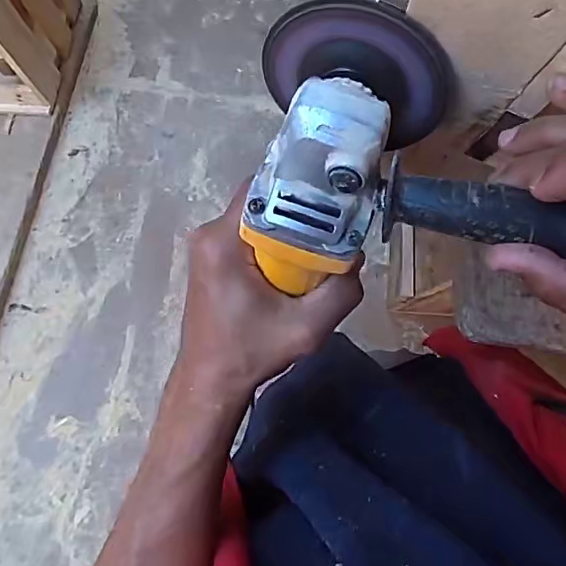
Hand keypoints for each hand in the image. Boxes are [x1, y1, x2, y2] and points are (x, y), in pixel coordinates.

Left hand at [174, 181, 363, 402]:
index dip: (299, 182)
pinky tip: (299, 254)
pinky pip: (251, 231)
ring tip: (322, 234)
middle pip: (262, 198)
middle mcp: (210, 234)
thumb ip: (341, 292)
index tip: (330, 189)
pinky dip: (276, 236)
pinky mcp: (213, 258)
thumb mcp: (308, 329)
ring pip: (258, 214)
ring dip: (288, 221)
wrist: (211, 384)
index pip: (263, 187)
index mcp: (223, 241)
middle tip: (334, 213)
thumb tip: (356, 256)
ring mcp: (208, 245)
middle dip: (299, 202)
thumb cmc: (251, 353)